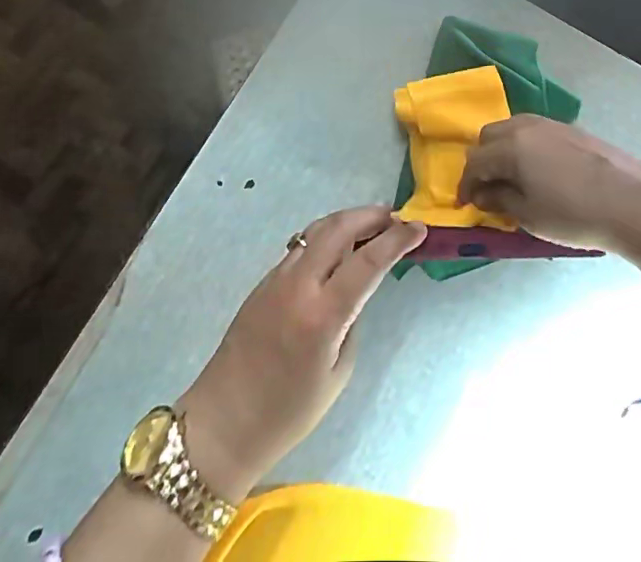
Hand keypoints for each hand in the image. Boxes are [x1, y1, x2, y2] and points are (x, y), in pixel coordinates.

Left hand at [176, 206, 425, 498]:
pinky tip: (339, 251)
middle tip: (395, 218)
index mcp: (322, 316)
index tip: (420, 229)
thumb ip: (352, 319)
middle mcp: (297, 288)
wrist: (220, 426)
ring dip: (347, 222)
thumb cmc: (288, 412)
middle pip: (338, 229)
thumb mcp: (340, 369)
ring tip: (372, 226)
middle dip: (371, 216)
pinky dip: (326, 239)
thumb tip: (355, 289)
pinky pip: (301, 248)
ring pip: (316, 232)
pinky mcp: (262, 285)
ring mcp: (275, 281)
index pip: (369, 260)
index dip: (399, 239)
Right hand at [457, 115, 640, 254]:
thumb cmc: (574, 213)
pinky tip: (538, 172)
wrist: (632, 200)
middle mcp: (529, 126)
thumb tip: (483, 193)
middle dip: (482, 161)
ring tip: (511, 180)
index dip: (466, 184)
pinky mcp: (575, 131)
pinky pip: (537, 133)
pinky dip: (526, 148)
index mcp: (511, 146)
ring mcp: (554, 125)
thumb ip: (500, 200)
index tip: (465, 204)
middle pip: (491, 136)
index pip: (475, 161)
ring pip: (515, 129)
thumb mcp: (529, 215)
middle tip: (486, 189)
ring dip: (504, 151)